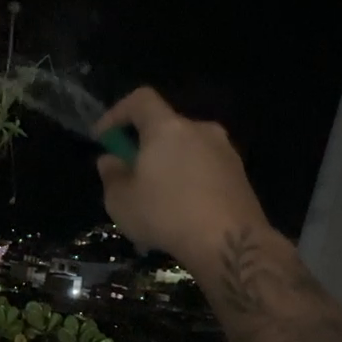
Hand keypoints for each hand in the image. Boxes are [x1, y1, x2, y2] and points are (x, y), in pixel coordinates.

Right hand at [93, 87, 268, 267]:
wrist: (228, 241)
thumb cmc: (165, 214)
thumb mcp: (121, 201)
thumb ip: (112, 175)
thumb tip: (111, 160)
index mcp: (167, 128)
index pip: (141, 100)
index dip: (117, 113)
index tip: (103, 137)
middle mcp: (199, 129)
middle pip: (165, 127)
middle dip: (144, 146)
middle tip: (130, 175)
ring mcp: (224, 150)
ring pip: (186, 149)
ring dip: (167, 165)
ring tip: (155, 199)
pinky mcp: (239, 173)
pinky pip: (204, 167)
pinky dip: (187, 180)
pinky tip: (180, 210)